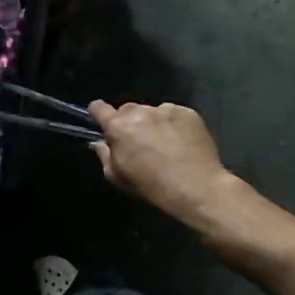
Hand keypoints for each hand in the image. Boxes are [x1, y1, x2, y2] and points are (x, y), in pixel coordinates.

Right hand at [88, 101, 235, 221]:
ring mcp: (165, 109)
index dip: (98, 114)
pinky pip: (173, 114)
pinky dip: (173, 124)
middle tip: (138, 141)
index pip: (98, 107)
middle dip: (128, 122)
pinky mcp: (187, 112)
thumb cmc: (152, 186)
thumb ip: (104, 155)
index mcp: (118, 126)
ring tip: (164, 143)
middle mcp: (140, 111)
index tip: (104, 124)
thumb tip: (97, 143)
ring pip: (151, 111)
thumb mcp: (118, 177)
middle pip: (126, 109)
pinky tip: (181, 142)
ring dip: (152, 122)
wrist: (197, 187)